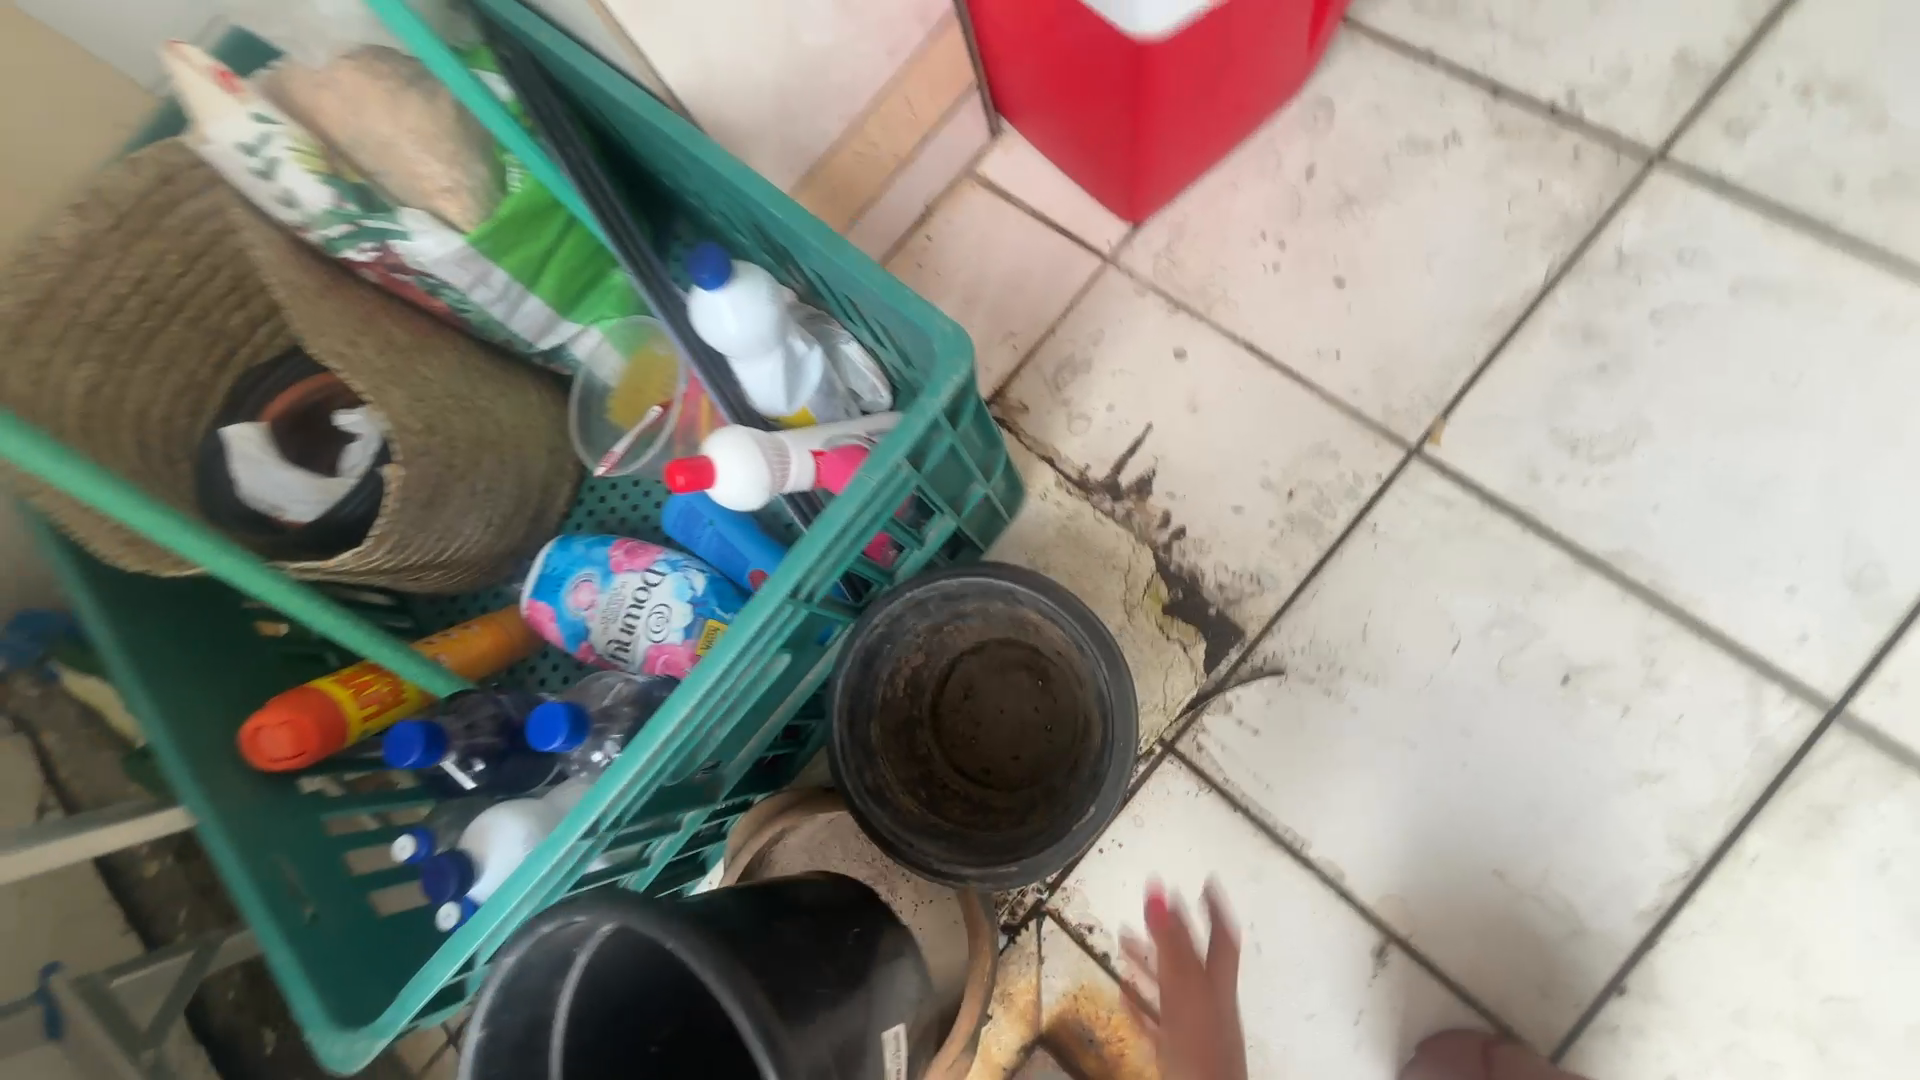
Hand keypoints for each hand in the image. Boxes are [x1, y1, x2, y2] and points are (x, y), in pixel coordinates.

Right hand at [1119, 880, 1247, 1079]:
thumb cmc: (1198, 1042)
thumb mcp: (1183, 985)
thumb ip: (1170, 940)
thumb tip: (1158, 891)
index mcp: (1216, 981)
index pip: (1220, 934)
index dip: (1214, 906)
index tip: (1205, 880)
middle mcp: (1208, 999)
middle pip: (1191, 956)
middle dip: (1170, 929)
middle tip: (1153, 904)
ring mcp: (1192, 1026)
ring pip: (1169, 984)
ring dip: (1147, 959)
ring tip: (1123, 938)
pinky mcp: (1175, 1050)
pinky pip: (1156, 1015)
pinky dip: (1140, 998)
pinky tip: (1124, 990)